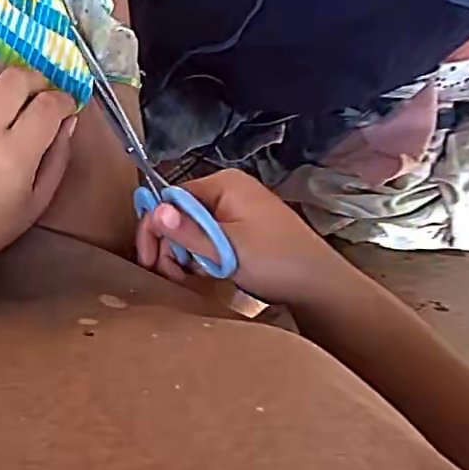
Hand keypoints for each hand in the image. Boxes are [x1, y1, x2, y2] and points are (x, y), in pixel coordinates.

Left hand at [0, 61, 77, 272]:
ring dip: (2, 71)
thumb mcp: (38, 201)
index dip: (65, 101)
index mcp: (13, 157)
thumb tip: (68, 120)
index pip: (48, 106)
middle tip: (40, 97)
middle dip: (38, 81)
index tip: (66, 108)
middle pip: (17, 78)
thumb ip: (57, 158)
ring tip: (8, 87)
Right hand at [135, 169, 352, 306]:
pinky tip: (203, 274)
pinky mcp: (241, 229)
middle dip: (169, 246)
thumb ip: (188, 232)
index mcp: (224, 184)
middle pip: (179, 214)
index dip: (156, 229)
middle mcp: (228, 191)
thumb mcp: (225, 249)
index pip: (171, 198)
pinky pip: (208, 238)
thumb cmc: (276, 261)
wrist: (319, 285)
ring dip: (183, 255)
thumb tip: (154, 212)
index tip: (149, 259)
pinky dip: (200, 256)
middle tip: (168, 274)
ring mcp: (236, 210)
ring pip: (192, 229)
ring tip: (186, 278)